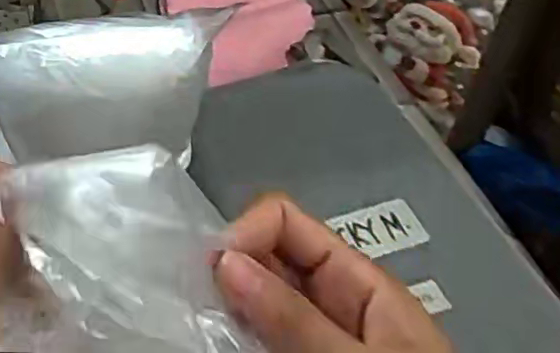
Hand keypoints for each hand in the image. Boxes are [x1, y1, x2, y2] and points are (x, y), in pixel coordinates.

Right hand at [216, 193, 451, 352]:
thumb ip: (295, 319)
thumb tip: (222, 260)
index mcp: (358, 283)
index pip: (283, 220)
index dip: (244, 233)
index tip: (212, 272)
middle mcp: (332, 301)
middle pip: (265, 256)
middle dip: (231, 272)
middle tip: (200, 305)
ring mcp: (317, 337)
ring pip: (257, 299)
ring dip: (229, 307)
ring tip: (205, 328)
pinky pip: (263, 337)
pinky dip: (239, 337)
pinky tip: (224, 344)